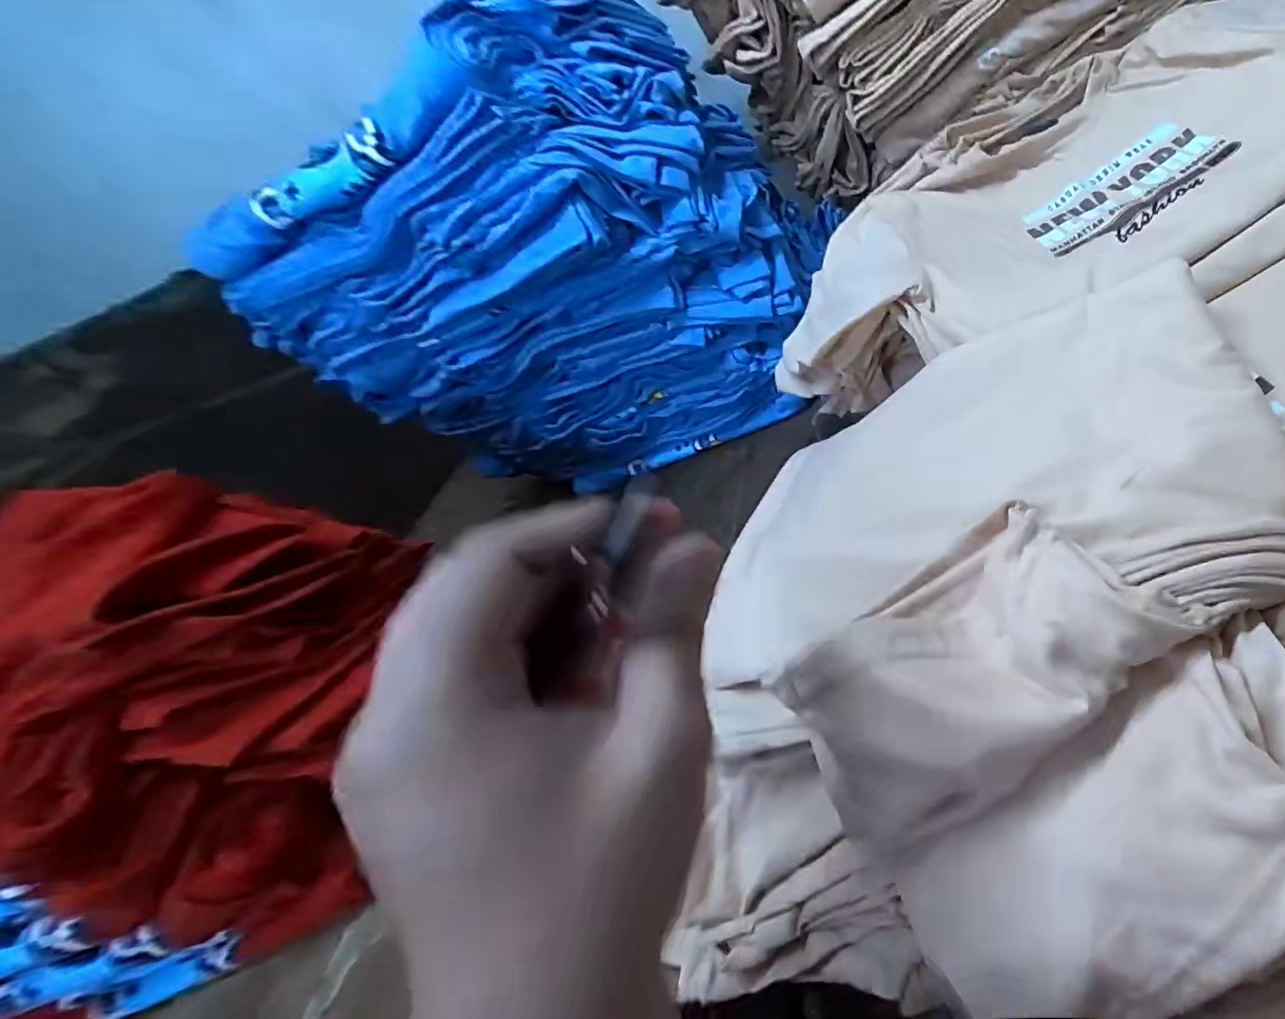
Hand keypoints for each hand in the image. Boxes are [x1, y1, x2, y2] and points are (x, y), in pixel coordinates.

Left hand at [334, 499, 721, 1018]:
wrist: (546, 1017)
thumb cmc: (609, 874)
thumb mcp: (660, 739)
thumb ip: (671, 628)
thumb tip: (696, 543)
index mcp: (432, 710)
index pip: (482, 566)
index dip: (569, 523)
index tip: (650, 518)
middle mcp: (386, 721)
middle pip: (467, 592)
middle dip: (565, 559)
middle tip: (652, 555)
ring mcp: (391, 753)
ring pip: (467, 632)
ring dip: (552, 604)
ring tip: (633, 608)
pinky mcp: (414, 776)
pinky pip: (470, 679)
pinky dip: (534, 651)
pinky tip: (595, 666)